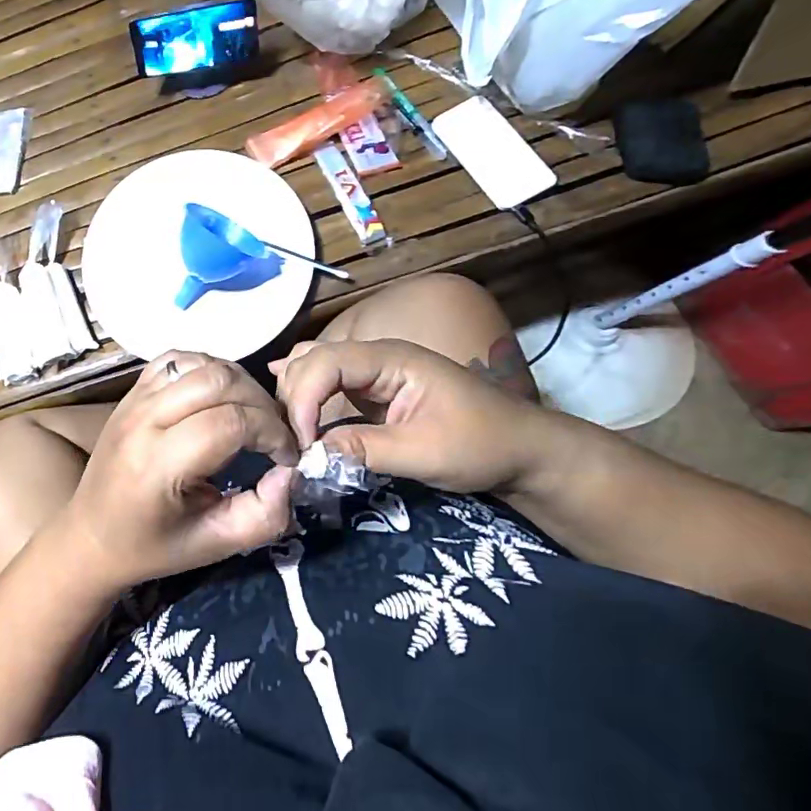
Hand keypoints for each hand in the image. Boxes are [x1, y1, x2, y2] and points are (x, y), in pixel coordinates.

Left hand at [55, 352, 298, 590]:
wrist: (92, 533)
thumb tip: (291, 472)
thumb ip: (262, 516)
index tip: (286, 457)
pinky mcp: (132, 391)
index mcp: (158, 464)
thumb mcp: (214, 545)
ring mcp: (133, 399)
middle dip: (261, 404)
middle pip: (218, 382)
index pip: (229, 422)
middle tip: (275, 434)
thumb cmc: (153, 546)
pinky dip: (208, 368)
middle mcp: (142, 420)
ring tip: (252, 415)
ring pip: (200, 363)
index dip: (271, 433)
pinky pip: (177, 359)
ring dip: (238, 382)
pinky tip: (220, 396)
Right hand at [271, 338, 558, 495]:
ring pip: (313, 366)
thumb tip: (310, 455)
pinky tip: (288, 406)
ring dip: (295, 395)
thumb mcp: (424, 453)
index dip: (304, 398)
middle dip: (294, 397)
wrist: (523, 451)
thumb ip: (364, 449)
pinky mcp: (370, 388)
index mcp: (390, 358)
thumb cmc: (481, 446)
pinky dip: (304, 393)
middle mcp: (375, 355)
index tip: (303, 442)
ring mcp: (371, 370)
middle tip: (294, 444)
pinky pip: (325, 381)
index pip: (326, 362)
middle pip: (311, 360)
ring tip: (292, 432)